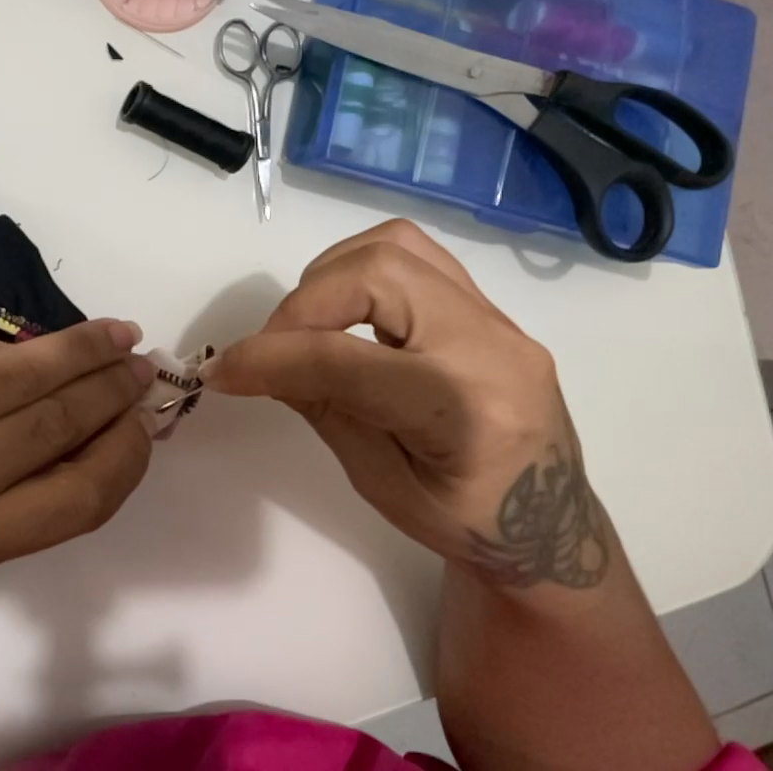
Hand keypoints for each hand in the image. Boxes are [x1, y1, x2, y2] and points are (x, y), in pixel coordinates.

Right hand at [0, 320, 155, 574]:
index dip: (82, 353)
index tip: (122, 332)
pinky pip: (58, 524)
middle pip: (50, 430)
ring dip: (122, 446)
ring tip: (140, 410)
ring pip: (72, 492)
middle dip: (110, 391)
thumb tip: (58, 355)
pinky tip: (114, 451)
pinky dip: (101, 485)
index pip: (18, 379)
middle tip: (139, 364)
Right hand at [207, 220, 608, 589]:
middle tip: (273, 349)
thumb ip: (319, 407)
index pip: (346, 358)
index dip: (269, 356)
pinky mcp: (486, 307)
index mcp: (466, 412)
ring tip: (308, 326)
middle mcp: (491, 347)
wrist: (551, 525)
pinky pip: (413, 255)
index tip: (222, 371)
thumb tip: (250, 363)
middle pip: (375, 272)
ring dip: (329, 277)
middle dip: (302, 305)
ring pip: (393, 247)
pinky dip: (358, 270)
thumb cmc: (463, 521)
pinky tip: (344, 310)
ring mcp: (496, 319)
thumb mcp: (378, 481)